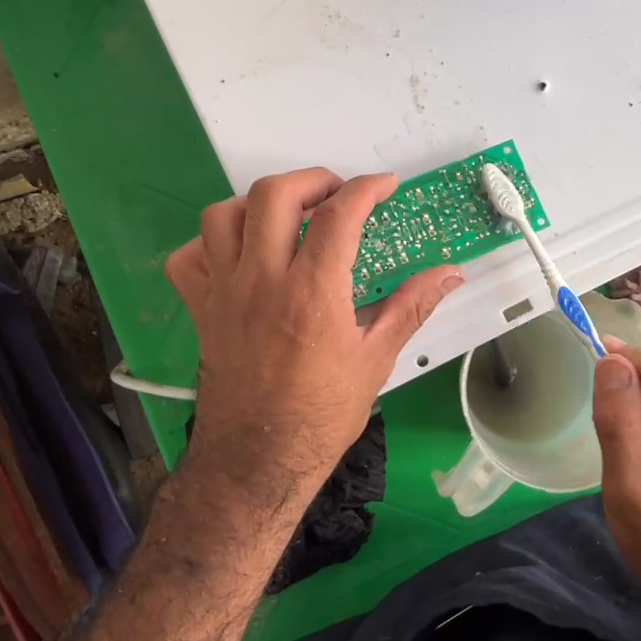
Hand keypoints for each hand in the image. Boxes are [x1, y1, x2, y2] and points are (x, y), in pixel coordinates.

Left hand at [166, 168, 462, 491]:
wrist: (258, 461)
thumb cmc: (323, 414)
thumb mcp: (377, 359)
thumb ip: (411, 306)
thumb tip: (452, 273)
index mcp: (313, 291)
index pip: (339, 214)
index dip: (366, 188)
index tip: (385, 185)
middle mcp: (262, 280)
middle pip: (273, 195)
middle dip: (311, 180)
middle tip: (337, 194)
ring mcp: (223, 293)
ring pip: (222, 215)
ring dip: (257, 203)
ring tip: (288, 216)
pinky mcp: (200, 310)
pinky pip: (188, 258)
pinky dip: (210, 244)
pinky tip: (240, 254)